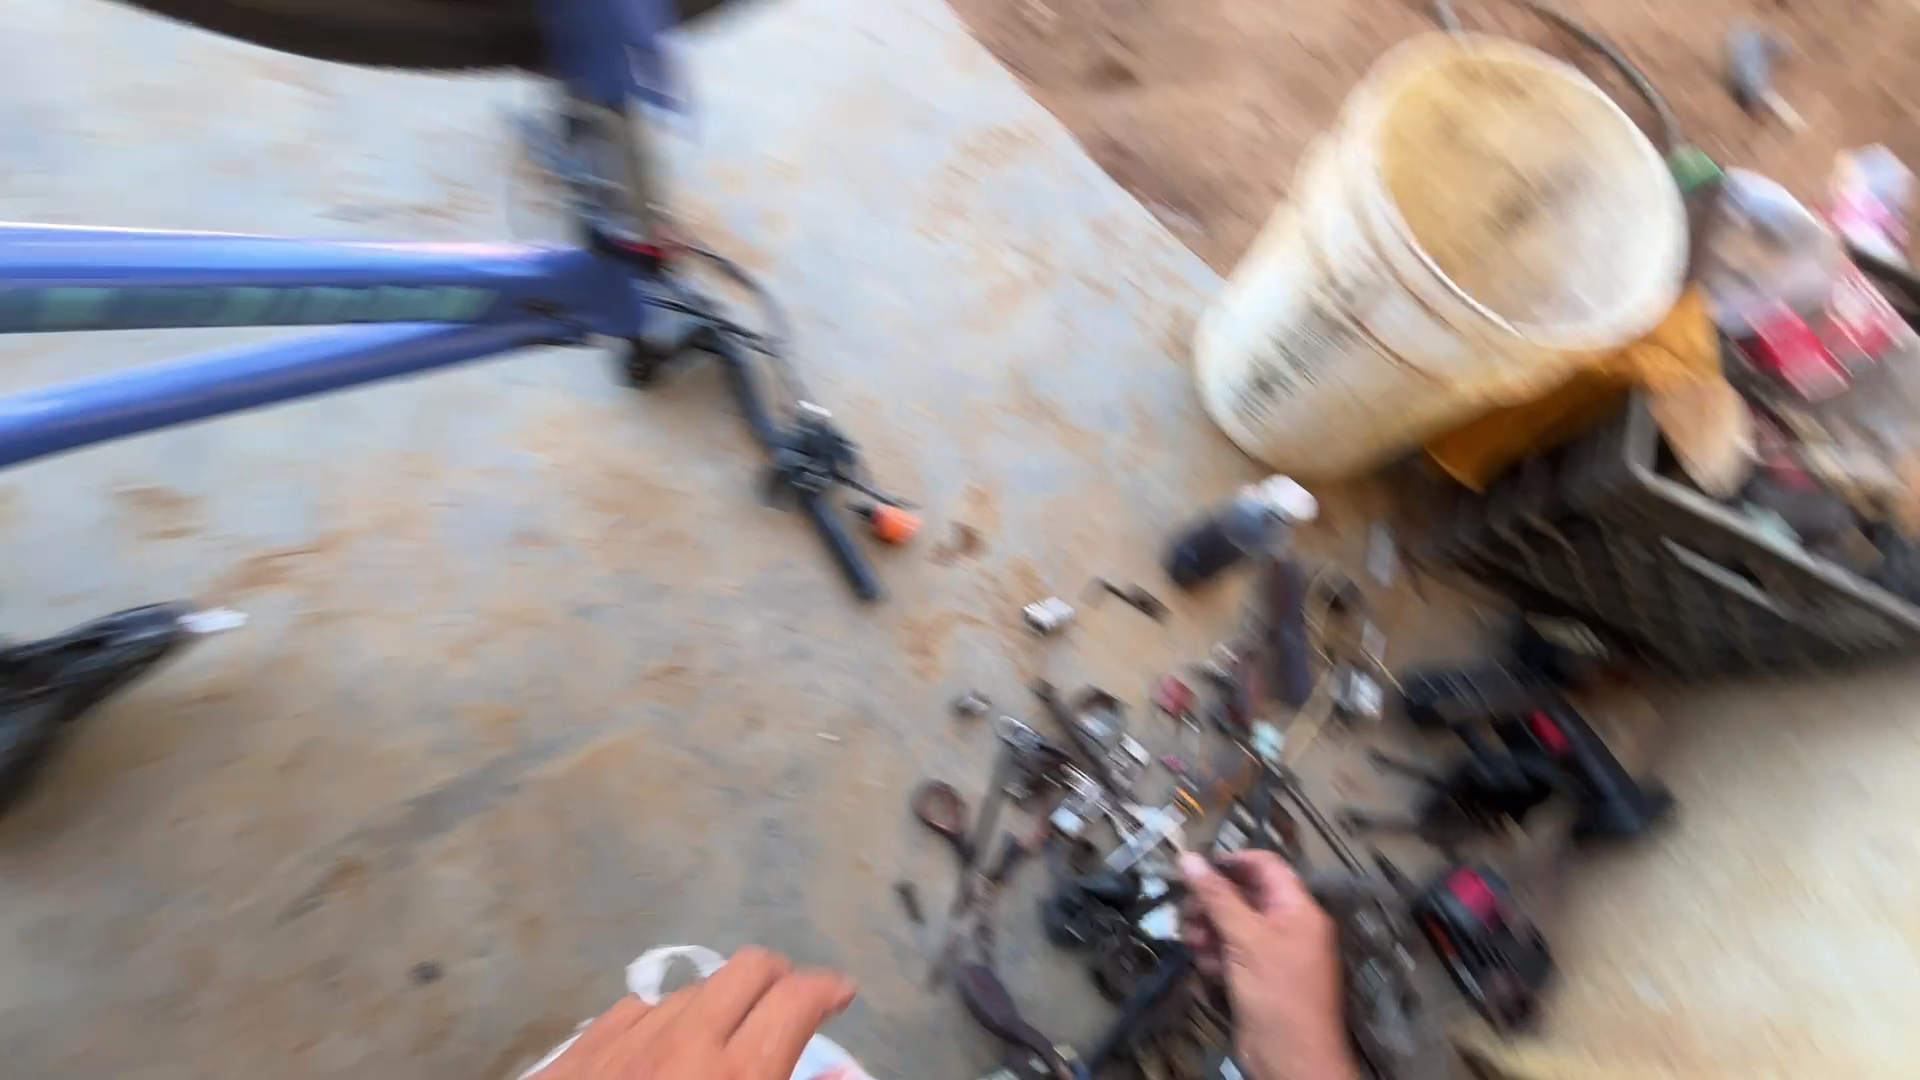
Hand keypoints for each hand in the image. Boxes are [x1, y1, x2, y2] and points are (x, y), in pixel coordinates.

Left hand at [534, 947, 856, 1079]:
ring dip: (723, 1002)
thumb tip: (844, 1074)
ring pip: (697, 986)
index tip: (840, 997)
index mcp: (735, 1076)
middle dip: (782, 977)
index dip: (828, 989)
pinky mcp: (575, 1053)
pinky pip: (636, 1009)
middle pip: (752, 967)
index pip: (798, 997)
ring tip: (723, 1040)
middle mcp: (686, 1041)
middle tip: (789, 1007)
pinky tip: (657, 1054)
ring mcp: (625, 1040)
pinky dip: (663, 1021)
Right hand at [1180, 852, 1356, 1079]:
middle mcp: (1287, 926)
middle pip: (1243, 895)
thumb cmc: (1277, 994)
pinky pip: (1231, 950)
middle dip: (1212, 902)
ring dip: (1208, 930)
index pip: (1265, 866)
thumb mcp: (1245, 938)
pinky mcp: (1258, 976)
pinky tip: (1206, 967)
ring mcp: (1273, 952)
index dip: (1232, 861)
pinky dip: (1215, 954)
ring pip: (1232, 923)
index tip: (1199, 868)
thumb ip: (1216, 896)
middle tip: (1187, 912)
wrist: (1292, 1066)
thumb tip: (1189, 857)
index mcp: (1297, 909)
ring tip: (1194, 944)